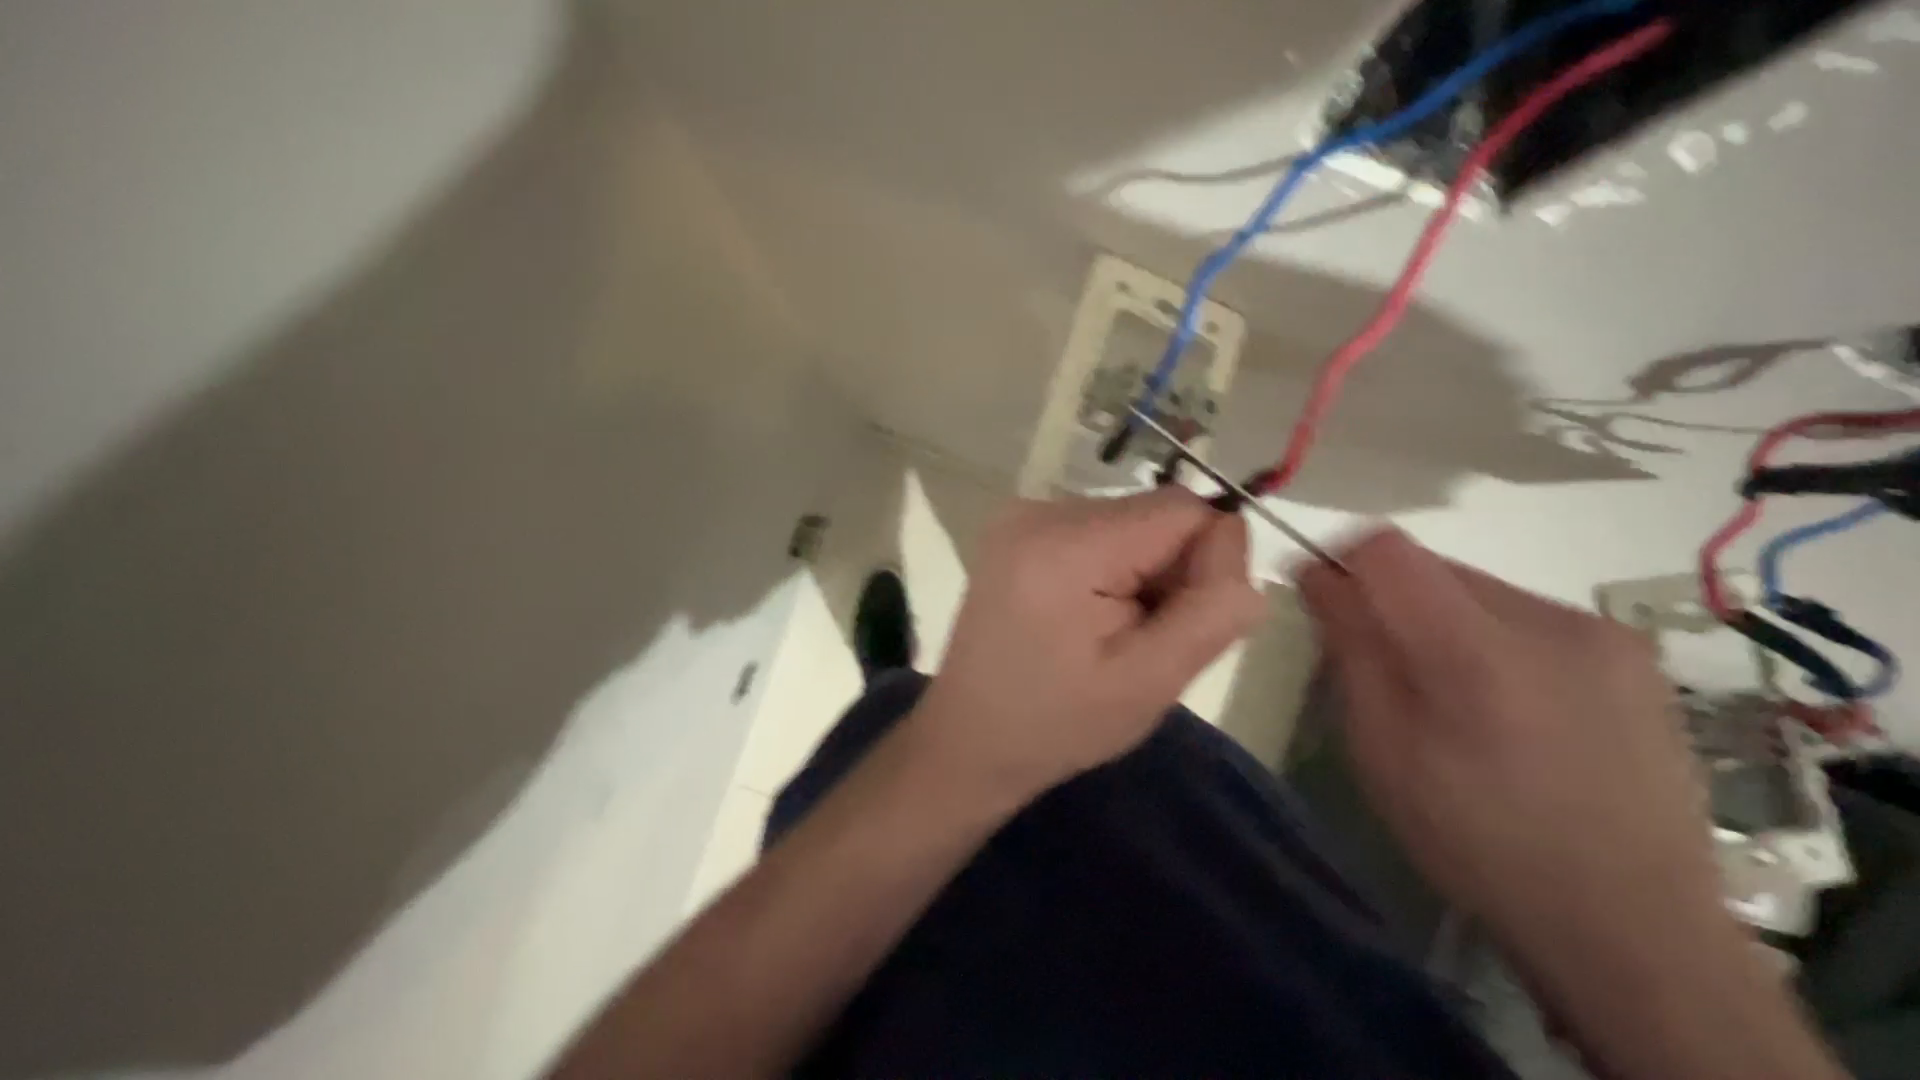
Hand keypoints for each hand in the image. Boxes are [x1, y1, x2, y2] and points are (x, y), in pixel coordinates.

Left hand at [907, 488, 1264, 804]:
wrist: (968, 741)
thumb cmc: (1058, 725)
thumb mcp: (1148, 683)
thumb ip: (1209, 612)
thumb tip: (1242, 544)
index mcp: (1066, 544)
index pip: (1182, 509)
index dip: (1207, 562)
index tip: (1183, 623)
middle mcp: (1039, 510)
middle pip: (1155, 513)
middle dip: (1172, 571)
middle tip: (1142, 641)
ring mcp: (1021, 516)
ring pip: (1131, 523)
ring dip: (1143, 574)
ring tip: (1109, 635)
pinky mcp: (1017, 531)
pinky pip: (1099, 532)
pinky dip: (1112, 570)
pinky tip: (1086, 620)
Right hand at [1297, 531, 1728, 987]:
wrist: (1633, 923)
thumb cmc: (1480, 845)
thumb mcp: (1383, 754)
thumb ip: (1352, 654)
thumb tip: (1323, 580)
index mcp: (1474, 650)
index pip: (1387, 550)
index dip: (1342, 562)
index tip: (1325, 602)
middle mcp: (1545, 619)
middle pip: (1436, 566)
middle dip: (1395, 601)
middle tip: (1389, 672)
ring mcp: (1601, 633)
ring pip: (1485, 592)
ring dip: (1449, 624)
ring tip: (1458, 701)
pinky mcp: (1636, 656)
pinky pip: (1534, 619)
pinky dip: (1499, 643)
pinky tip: (1515, 712)